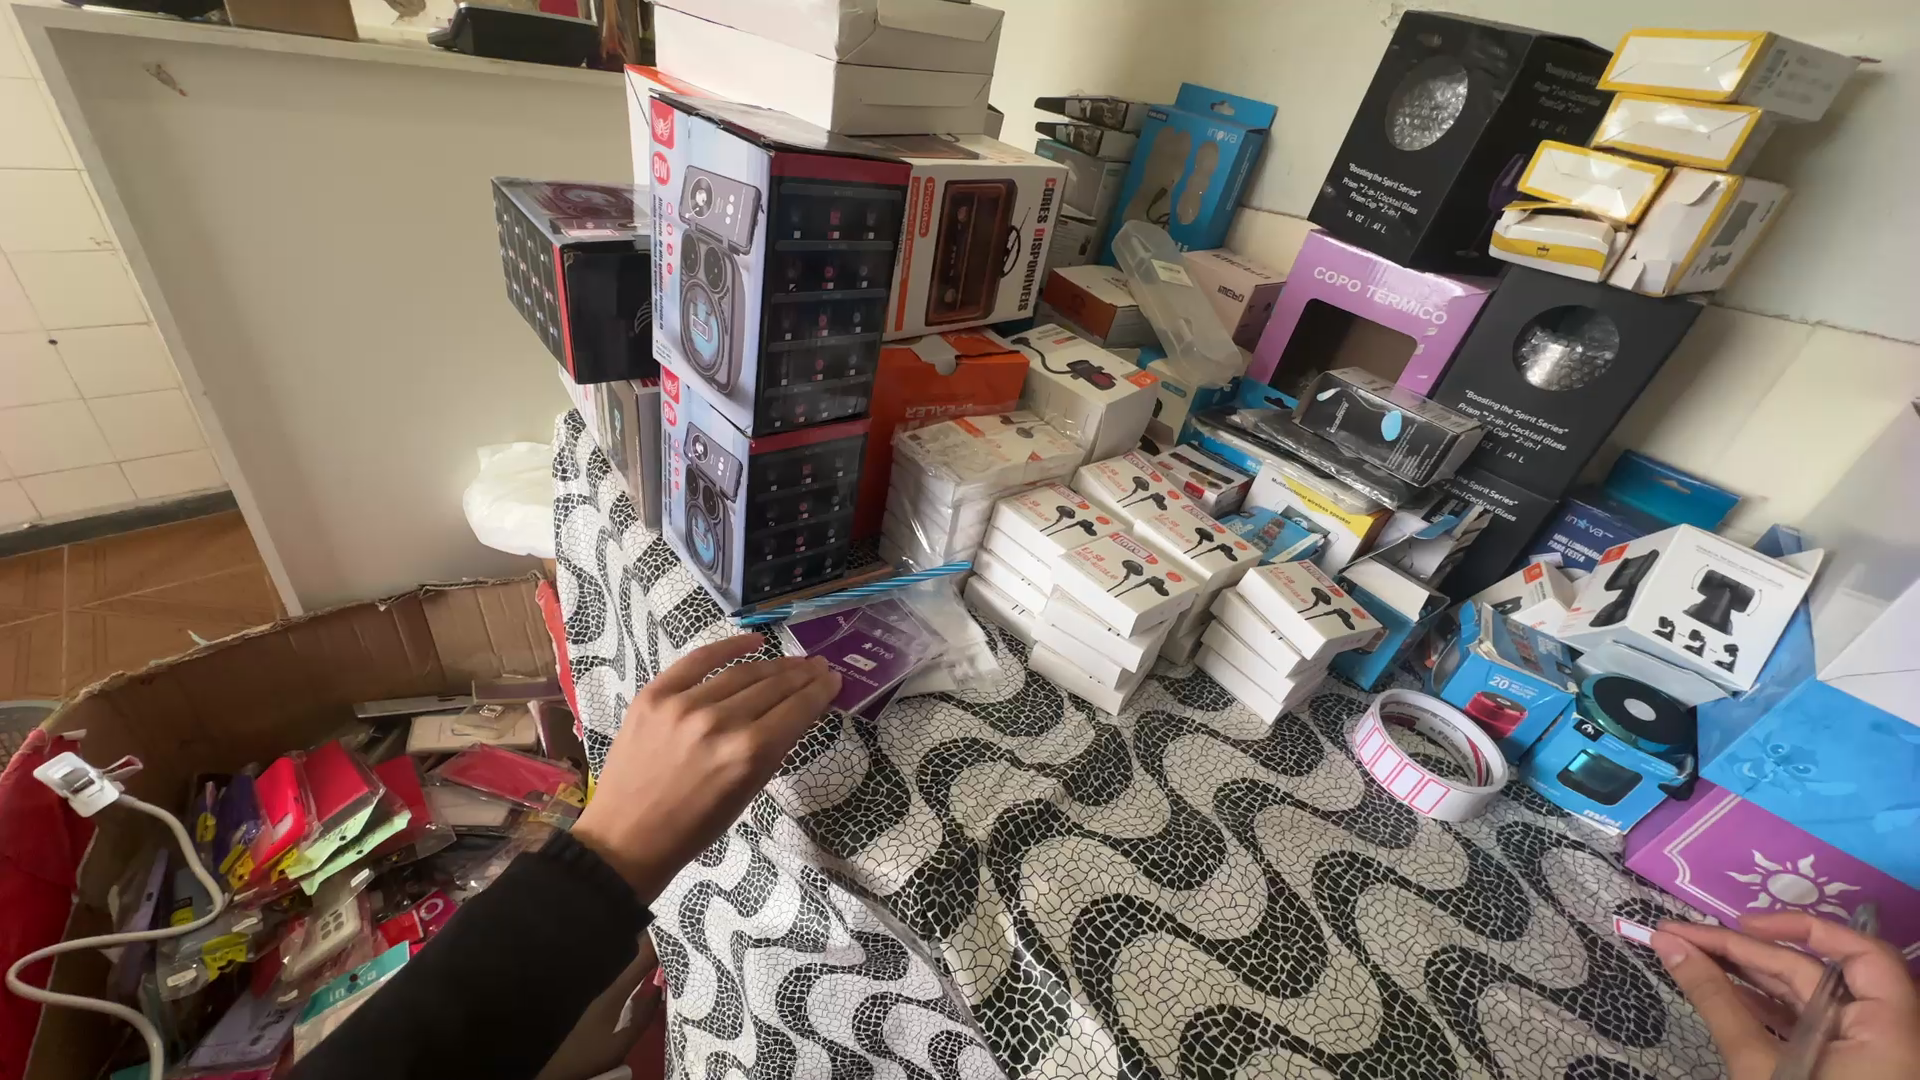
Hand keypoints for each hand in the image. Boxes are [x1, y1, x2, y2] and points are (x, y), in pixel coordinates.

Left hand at [572, 633, 839, 899]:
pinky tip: (753, 642)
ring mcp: (684, 704)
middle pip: (774, 685)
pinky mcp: (655, 695)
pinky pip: (700, 660)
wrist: (625, 839)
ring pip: (743, 671)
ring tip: (794, 661)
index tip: (834, 679)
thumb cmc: (695, 827)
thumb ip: (775, 747)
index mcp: (749, 753)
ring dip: (775, 664)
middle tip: (819, 666)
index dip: (821, 690)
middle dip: (803, 675)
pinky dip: (729, 647)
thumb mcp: (749, 791)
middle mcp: (721, 722)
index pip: (798, 709)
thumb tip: (799, 711)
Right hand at [1653, 912, 1919, 1079]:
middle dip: (1742, 950)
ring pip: (1806, 995)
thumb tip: (1666, 940)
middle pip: (1815, 972)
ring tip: (1683, 955)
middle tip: (1675, 937)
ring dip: (1742, 972)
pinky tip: (1714, 988)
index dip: (1806, 928)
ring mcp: (1868, 1055)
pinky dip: (1758, 1001)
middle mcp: (1888, 1038)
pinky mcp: (1847, 1068)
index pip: (1866, 958)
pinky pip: (1806, 1021)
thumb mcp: (1758, 1068)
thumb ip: (1714, 999)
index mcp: (1890, 1036)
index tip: (1739, 924)